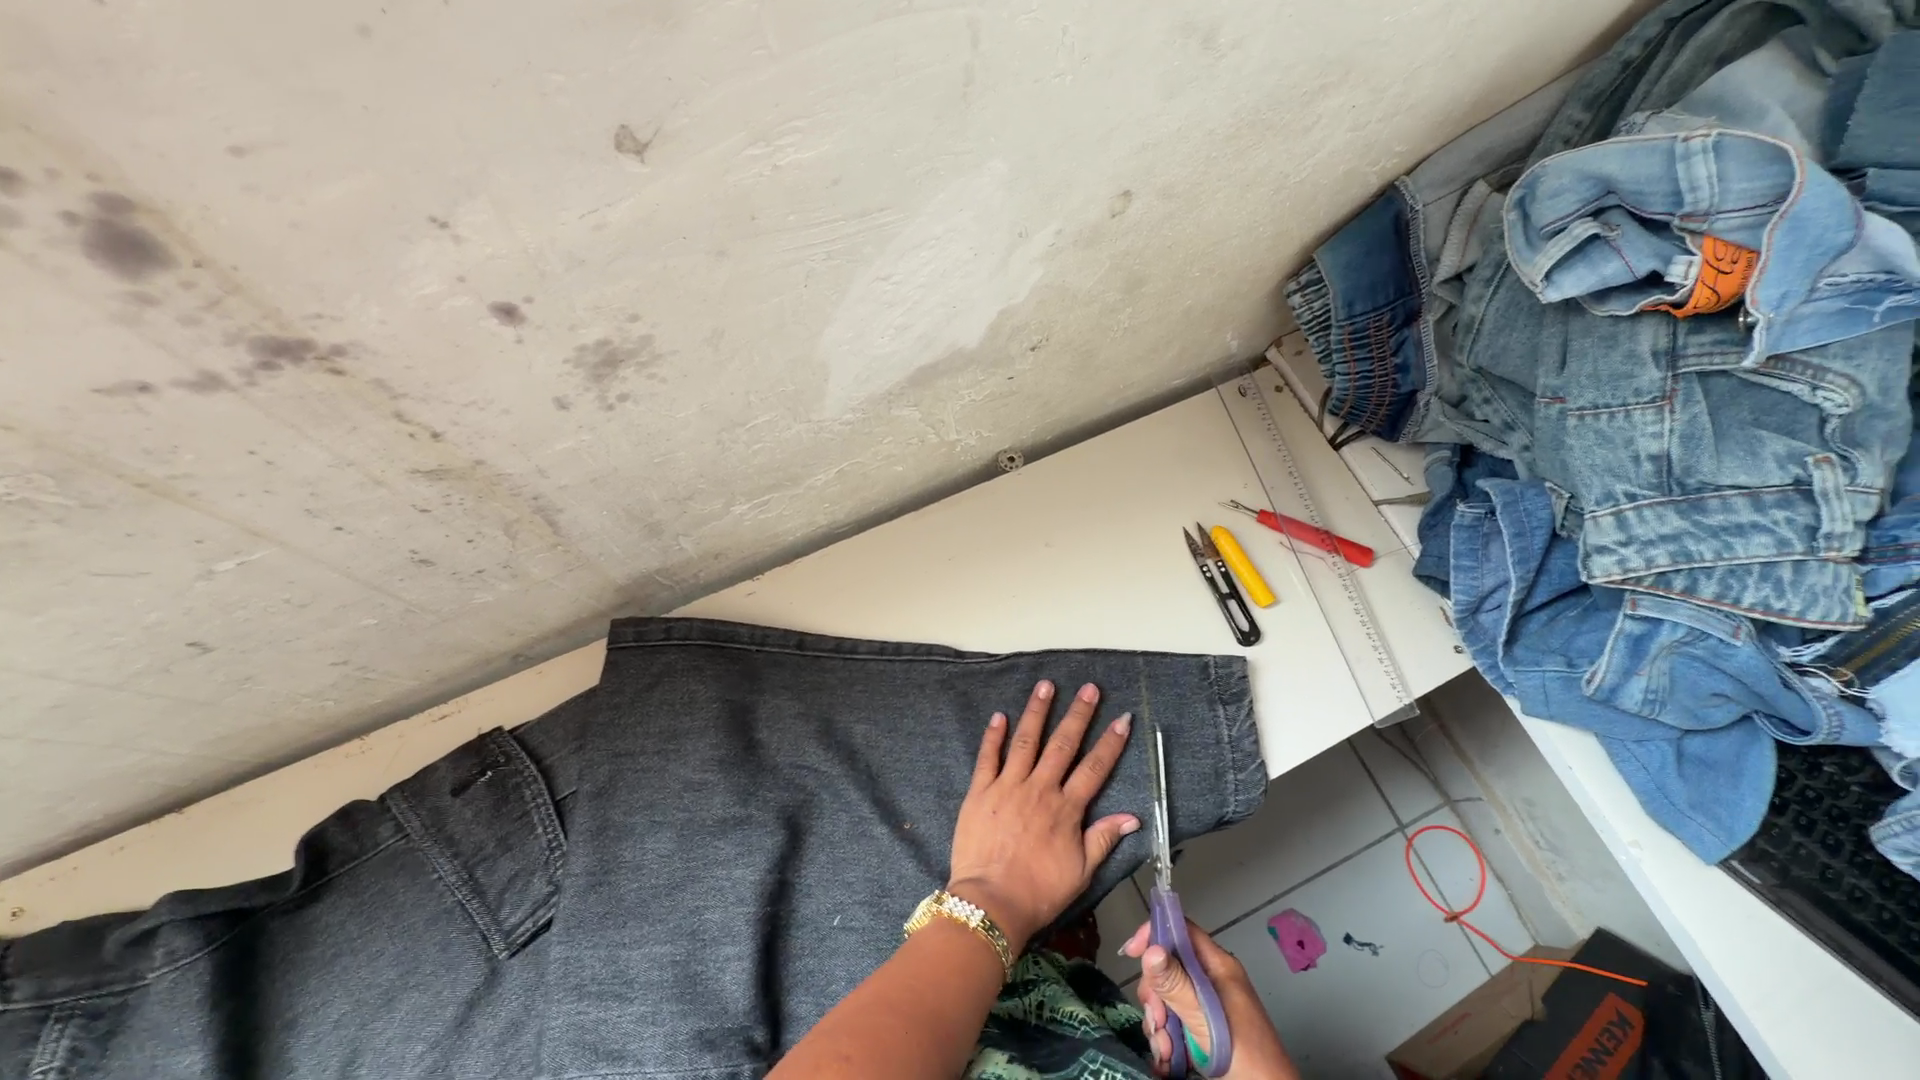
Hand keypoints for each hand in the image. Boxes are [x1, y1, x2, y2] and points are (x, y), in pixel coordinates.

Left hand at [947, 680, 1138, 949]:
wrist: (992, 903)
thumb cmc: (1039, 892)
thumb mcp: (1080, 872)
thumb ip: (1103, 839)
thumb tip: (1132, 818)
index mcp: (1066, 809)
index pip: (1094, 768)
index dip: (1110, 743)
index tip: (1122, 719)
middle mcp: (1040, 789)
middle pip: (1063, 745)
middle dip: (1078, 714)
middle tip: (1089, 688)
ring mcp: (1008, 786)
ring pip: (1026, 741)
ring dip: (1037, 711)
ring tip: (1046, 686)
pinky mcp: (980, 791)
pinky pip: (988, 757)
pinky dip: (994, 735)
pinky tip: (1000, 715)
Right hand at [1121, 919, 1298, 1079]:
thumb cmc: (1241, 1052)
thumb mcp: (1203, 1017)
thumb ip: (1175, 983)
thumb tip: (1150, 948)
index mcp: (1218, 966)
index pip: (1181, 930)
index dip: (1154, 934)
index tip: (1132, 954)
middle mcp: (1211, 980)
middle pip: (1167, 968)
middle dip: (1154, 996)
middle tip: (1157, 1021)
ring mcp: (1207, 1005)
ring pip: (1166, 998)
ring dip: (1158, 1024)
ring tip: (1165, 1050)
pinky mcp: (1203, 1029)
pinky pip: (1173, 1021)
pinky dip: (1166, 1038)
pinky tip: (1167, 1058)